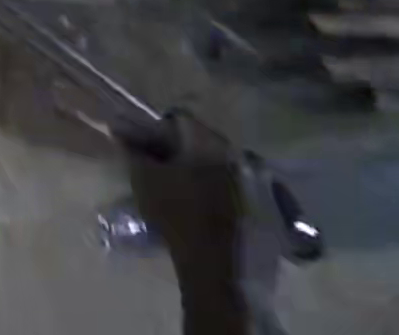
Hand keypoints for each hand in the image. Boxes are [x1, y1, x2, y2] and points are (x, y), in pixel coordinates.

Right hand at [125, 114, 278, 329]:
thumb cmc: (179, 220)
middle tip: (171, 169)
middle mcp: (241, 154)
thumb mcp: (145, 181)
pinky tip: (217, 210)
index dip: (161, 129)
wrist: (225, 280)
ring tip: (195, 191)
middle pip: (208, 139)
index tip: (150, 148)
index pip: (181, 118)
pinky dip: (231, 190)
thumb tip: (120, 128)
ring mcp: (265, 184)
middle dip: (188, 149)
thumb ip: (133, 149)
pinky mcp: (277, 211)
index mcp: (210, 142)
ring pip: (229, 163)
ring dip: (211, 170)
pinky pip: (248, 187)